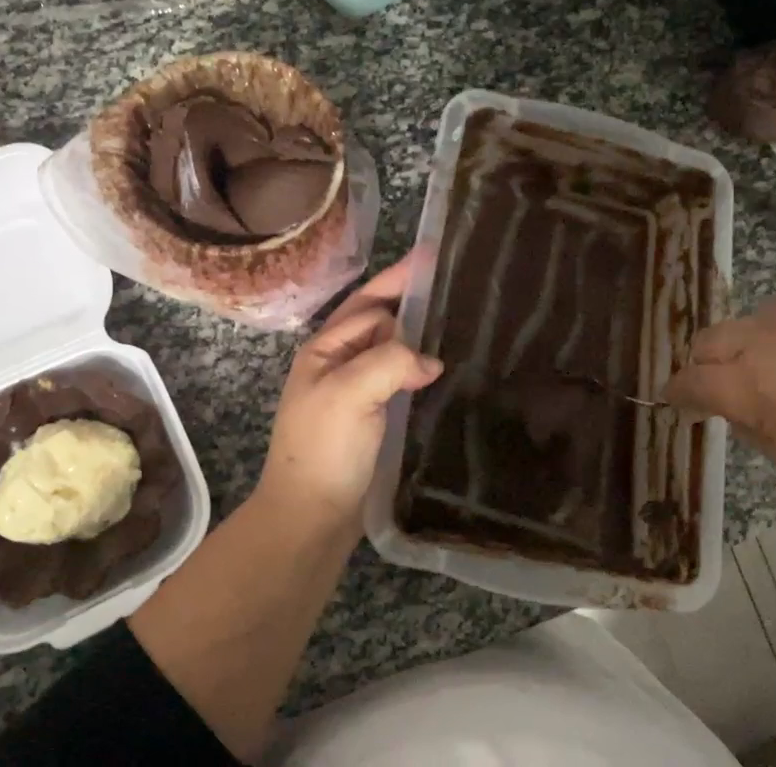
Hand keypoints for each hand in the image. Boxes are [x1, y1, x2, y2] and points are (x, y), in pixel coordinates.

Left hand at [257, 258, 443, 535]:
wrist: (310, 518)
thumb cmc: (324, 450)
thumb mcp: (350, 393)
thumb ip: (390, 361)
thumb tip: (431, 362)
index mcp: (325, 349)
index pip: (370, 304)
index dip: (402, 281)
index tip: (438, 256)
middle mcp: (339, 364)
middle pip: (383, 322)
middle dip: (415, 303)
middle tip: (462, 289)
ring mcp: (356, 393)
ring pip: (395, 351)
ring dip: (423, 337)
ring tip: (465, 324)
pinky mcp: (373, 419)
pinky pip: (402, 381)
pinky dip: (423, 370)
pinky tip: (450, 372)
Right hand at [665, 293, 775, 514]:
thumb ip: (739, 418)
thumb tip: (719, 398)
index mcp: (748, 383)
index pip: (688, 378)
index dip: (677, 392)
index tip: (680, 401)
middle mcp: (765, 336)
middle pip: (709, 338)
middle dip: (708, 363)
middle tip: (728, 385)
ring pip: (752, 320)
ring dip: (752, 343)